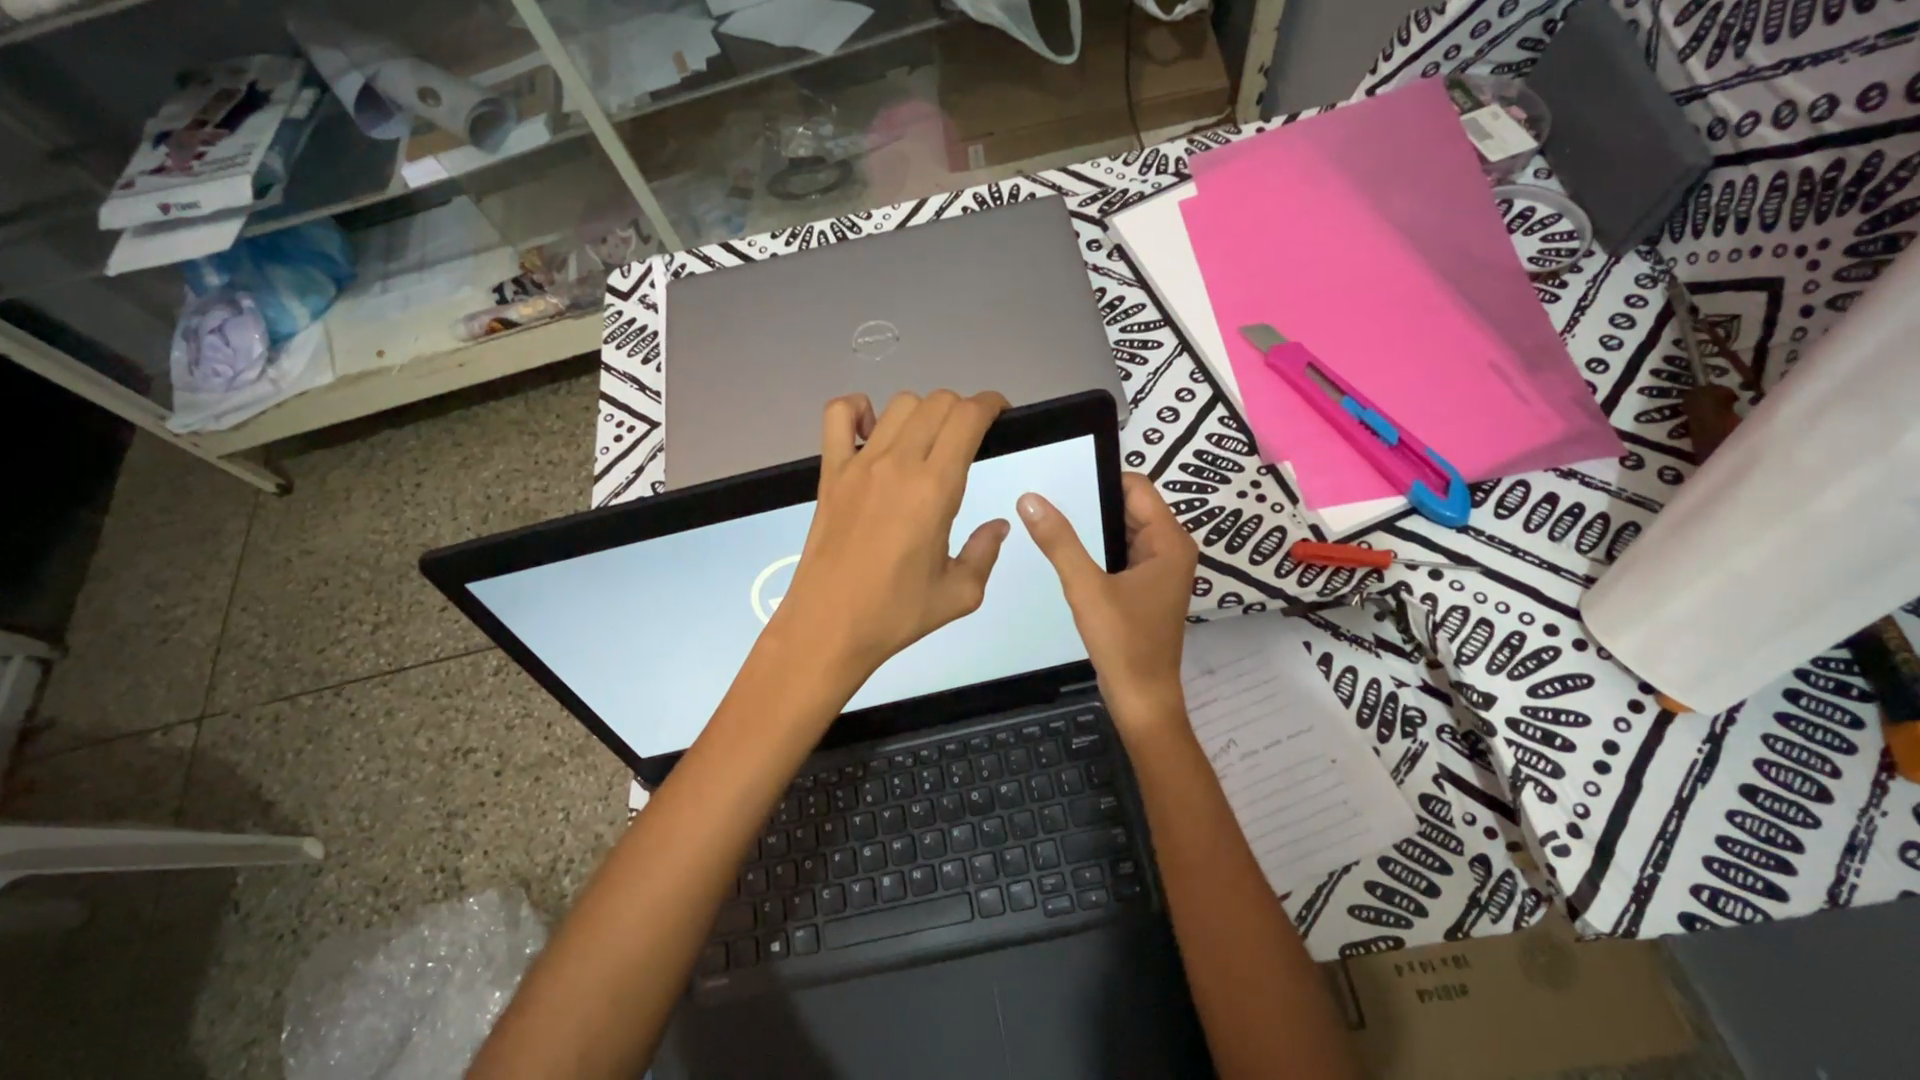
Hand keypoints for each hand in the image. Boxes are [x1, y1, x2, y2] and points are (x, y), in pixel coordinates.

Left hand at [771, 390, 1011, 682]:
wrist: (829, 626)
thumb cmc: (896, 614)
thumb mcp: (960, 593)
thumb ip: (986, 552)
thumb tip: (998, 527)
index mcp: (935, 490)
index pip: (968, 418)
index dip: (991, 405)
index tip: (1000, 415)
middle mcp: (898, 465)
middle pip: (938, 403)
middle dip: (962, 411)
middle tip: (968, 439)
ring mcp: (859, 464)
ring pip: (899, 405)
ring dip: (922, 413)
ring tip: (926, 443)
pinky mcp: (830, 472)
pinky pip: (839, 415)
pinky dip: (858, 410)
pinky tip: (872, 434)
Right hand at [1019, 472, 1197, 731]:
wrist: (1143, 699)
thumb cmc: (1123, 643)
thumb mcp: (1085, 587)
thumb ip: (1059, 541)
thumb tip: (1031, 498)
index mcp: (1170, 541)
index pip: (1137, 487)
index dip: (1101, 477)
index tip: (1062, 475)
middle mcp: (1172, 549)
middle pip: (1131, 506)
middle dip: (1093, 501)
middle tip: (1048, 495)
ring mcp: (1160, 569)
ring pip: (1124, 531)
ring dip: (1093, 527)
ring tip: (1050, 518)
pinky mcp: (1147, 587)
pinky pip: (1122, 553)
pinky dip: (1098, 550)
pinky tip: (1067, 552)